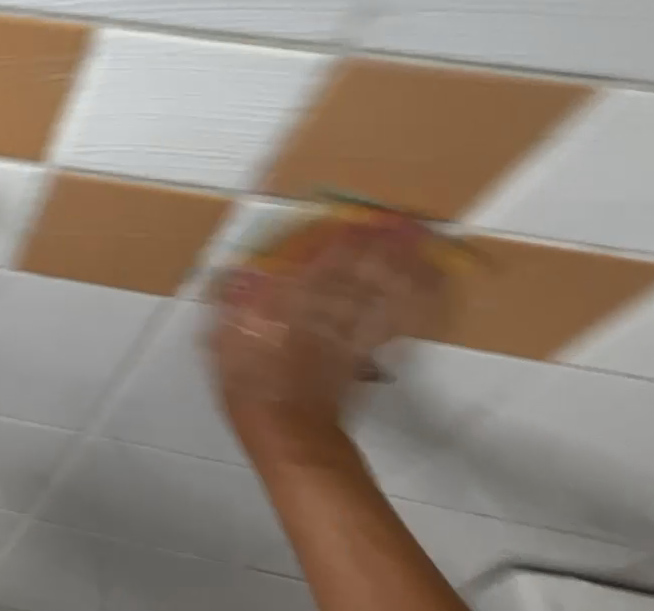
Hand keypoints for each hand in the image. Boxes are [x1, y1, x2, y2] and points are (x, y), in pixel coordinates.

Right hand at [208, 212, 445, 463]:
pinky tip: (431, 290)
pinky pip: (394, 326)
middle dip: (380, 250)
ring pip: (381, 297)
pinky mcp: (365, 355)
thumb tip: (239, 271)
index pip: (315, 269)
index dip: (339, 244)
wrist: (287, 434)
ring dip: (405, 270)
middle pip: (356, 278)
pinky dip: (417, 307)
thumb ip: (232, 305)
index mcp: (285, 312)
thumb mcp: (223, 342)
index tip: (358, 219)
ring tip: (425, 244)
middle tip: (406, 221)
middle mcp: (323, 319)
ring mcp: (350, 337)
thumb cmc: (248, 385)